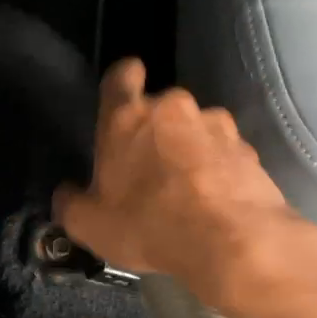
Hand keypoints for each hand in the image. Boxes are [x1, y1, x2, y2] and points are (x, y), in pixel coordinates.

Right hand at [52, 58, 316, 317]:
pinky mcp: (249, 149)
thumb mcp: (89, 225)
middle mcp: (173, 108)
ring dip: (187, 151)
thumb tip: (68, 193)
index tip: (121, 103)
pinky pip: (223, 153)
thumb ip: (70, 203)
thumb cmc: (148, 224)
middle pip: (159, 108)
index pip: (121, 75)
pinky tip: (212, 203)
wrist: (232, 242)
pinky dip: (216, 171)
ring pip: (194, 129)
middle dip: (154, 132)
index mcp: (127, 117)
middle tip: (147, 172)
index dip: (121, 82)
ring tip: (185, 192)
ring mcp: (216, 125)